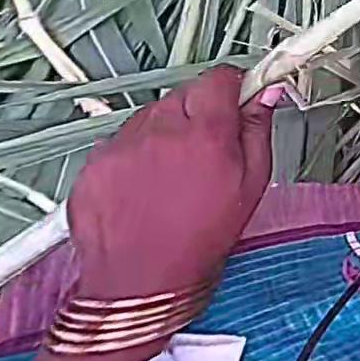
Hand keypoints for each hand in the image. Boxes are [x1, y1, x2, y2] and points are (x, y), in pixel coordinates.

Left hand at [67, 66, 280, 299]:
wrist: (140, 283)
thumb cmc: (199, 237)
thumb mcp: (252, 182)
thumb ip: (258, 128)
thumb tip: (265, 94)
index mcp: (205, 132)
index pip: (220, 77)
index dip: (234, 86)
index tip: (239, 97)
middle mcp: (160, 130)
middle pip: (187, 92)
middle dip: (201, 110)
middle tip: (208, 145)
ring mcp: (123, 144)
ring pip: (154, 112)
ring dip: (168, 129)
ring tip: (175, 170)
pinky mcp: (95, 161)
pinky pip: (124, 137)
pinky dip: (137, 150)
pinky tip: (148, 182)